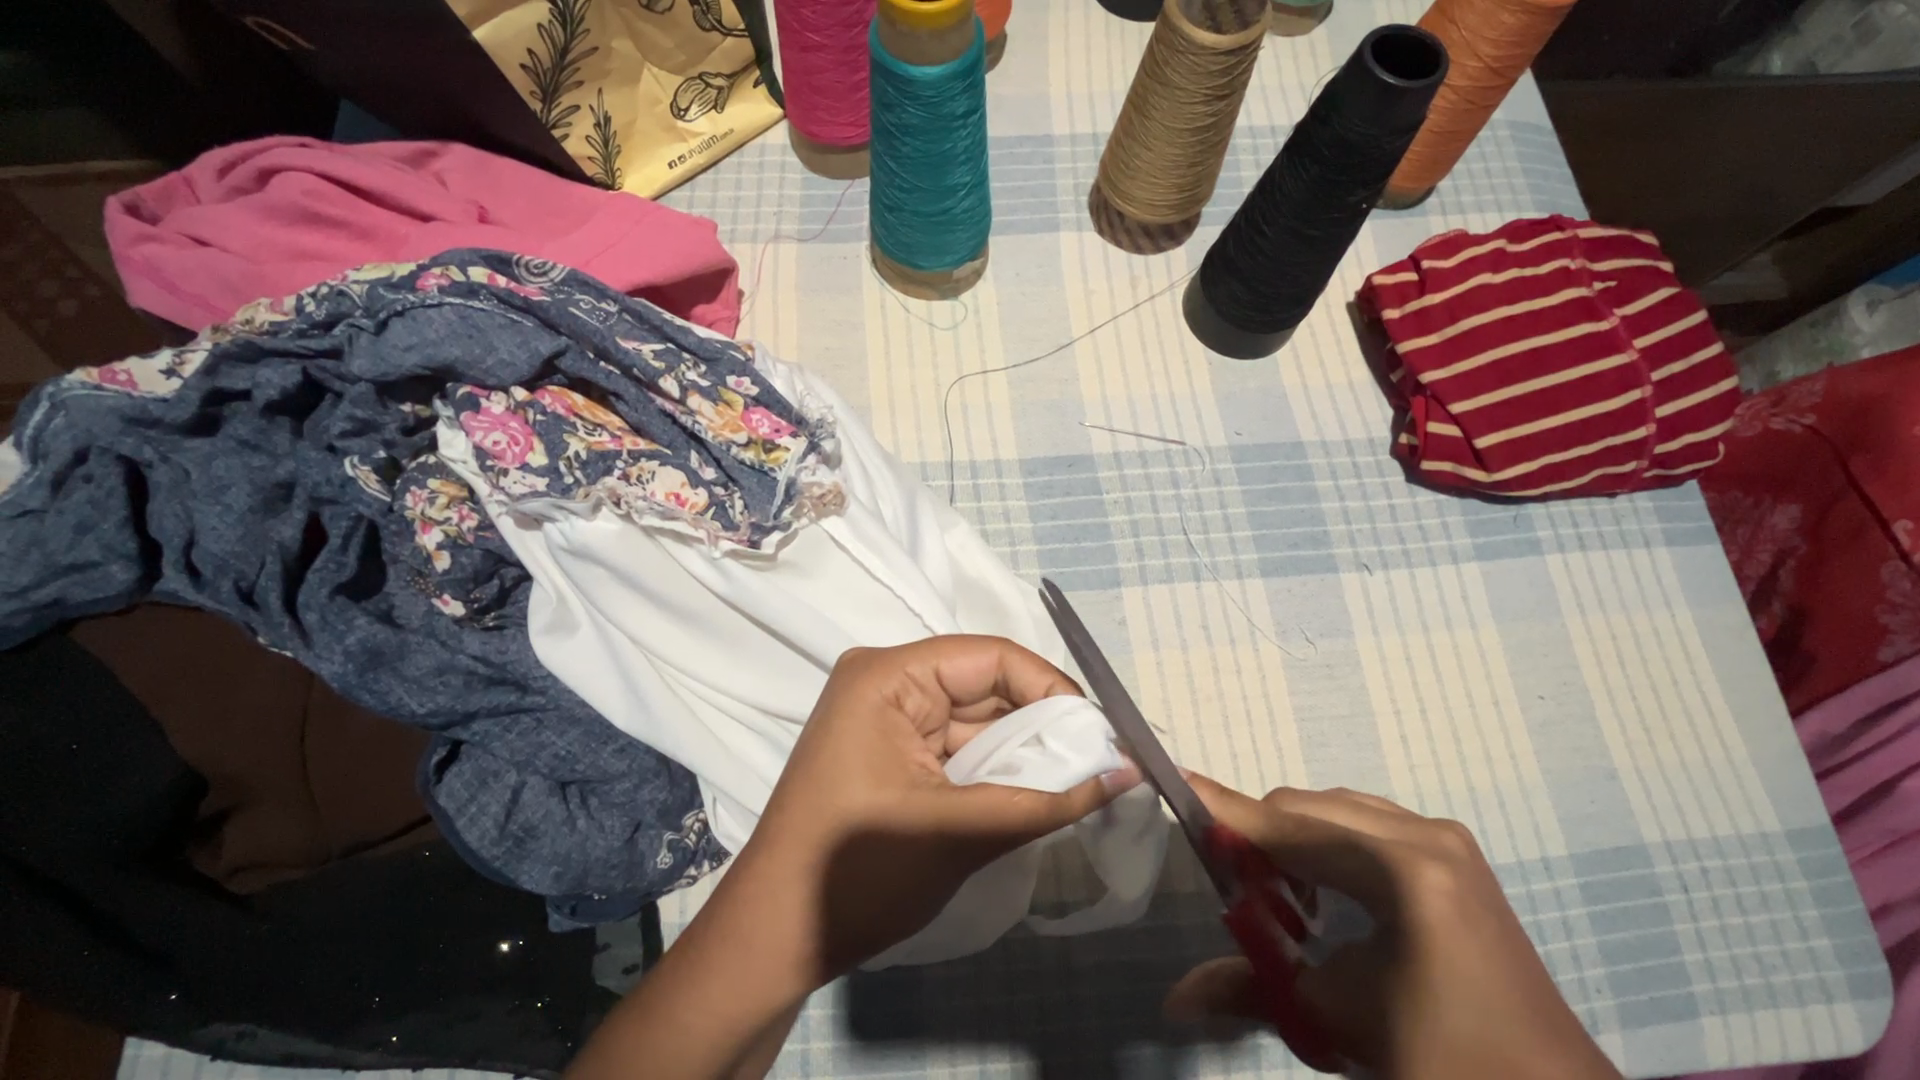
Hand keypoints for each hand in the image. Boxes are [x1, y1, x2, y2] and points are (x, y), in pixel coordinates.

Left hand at [744, 635, 1136, 979]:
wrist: (777, 939)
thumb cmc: (861, 874)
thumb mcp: (961, 832)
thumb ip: (1048, 799)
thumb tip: (1130, 772)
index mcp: (889, 677)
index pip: (992, 657)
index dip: (1052, 689)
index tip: (1100, 738)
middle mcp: (886, 683)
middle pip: (986, 685)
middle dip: (1043, 725)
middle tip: (1101, 766)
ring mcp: (885, 720)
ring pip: (976, 720)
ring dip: (1023, 753)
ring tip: (1081, 784)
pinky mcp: (890, 755)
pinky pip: (957, 748)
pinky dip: (996, 771)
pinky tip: (1036, 796)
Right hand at [1165, 775, 1620, 1079]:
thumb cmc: (1443, 1058)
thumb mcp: (1338, 1023)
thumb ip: (1249, 991)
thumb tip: (1175, 999)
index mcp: (1401, 869)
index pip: (1286, 824)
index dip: (1225, 811)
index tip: (1175, 785)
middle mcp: (1426, 836)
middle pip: (1307, 808)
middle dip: (1257, 836)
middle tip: (1227, 886)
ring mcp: (1447, 843)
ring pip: (1336, 811)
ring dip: (1292, 840)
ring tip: (1274, 896)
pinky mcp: (1456, 860)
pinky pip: (1367, 826)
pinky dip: (1327, 846)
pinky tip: (1321, 892)